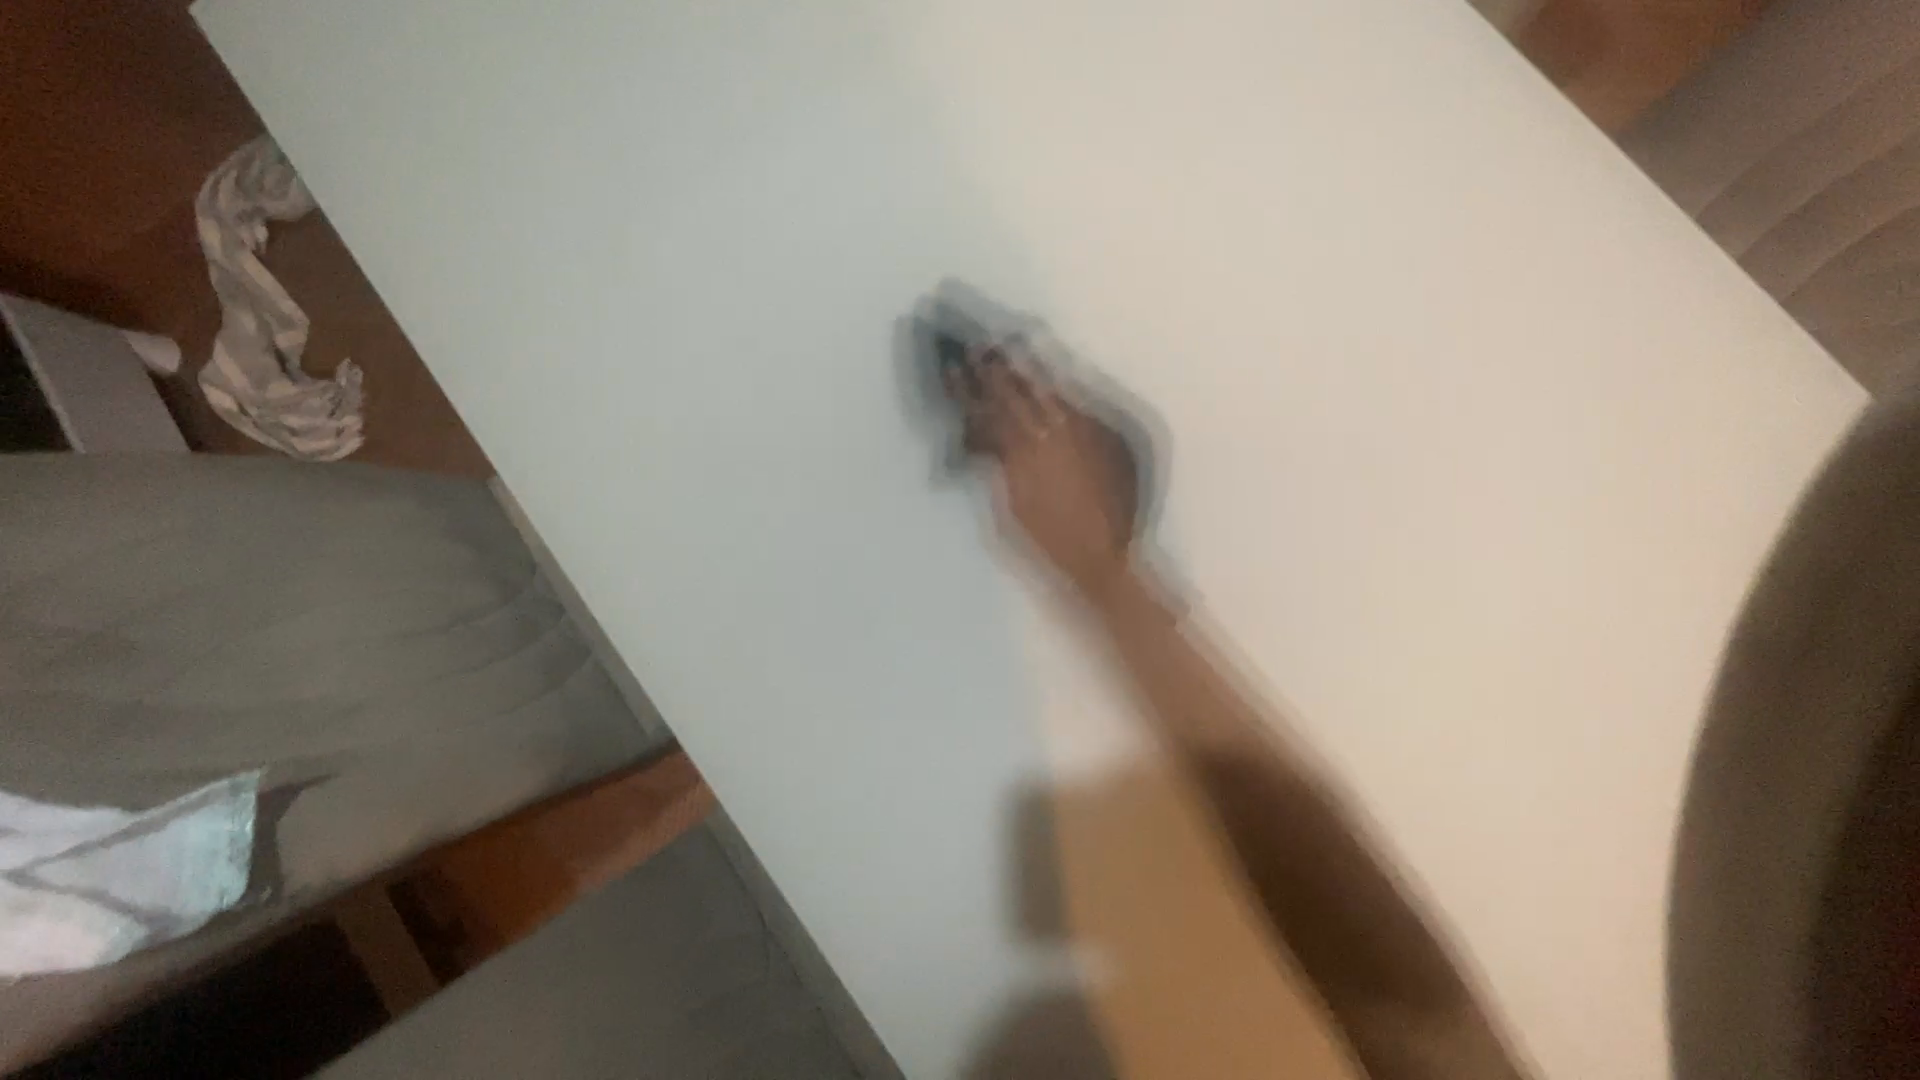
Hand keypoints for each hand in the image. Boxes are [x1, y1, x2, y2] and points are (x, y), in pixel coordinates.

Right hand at [957, 348, 1135, 598]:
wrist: (1100, 560)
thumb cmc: (1046, 546)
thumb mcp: (1008, 509)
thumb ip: (997, 469)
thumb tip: (985, 442)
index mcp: (1019, 458)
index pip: (987, 411)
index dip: (969, 387)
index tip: (954, 364)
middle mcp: (1050, 439)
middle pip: (1017, 394)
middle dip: (996, 368)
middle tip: (980, 343)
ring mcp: (1081, 436)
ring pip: (1050, 392)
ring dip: (1030, 367)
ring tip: (1017, 342)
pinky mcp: (1107, 440)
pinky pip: (1082, 404)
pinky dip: (1066, 387)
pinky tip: (1057, 373)